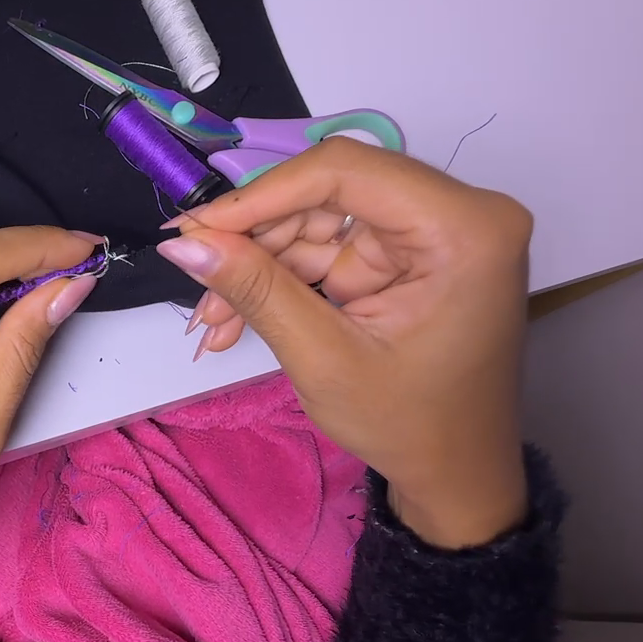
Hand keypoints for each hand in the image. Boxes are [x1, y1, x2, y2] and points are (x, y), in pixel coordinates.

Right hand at [157, 137, 532, 547]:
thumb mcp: (321, 357)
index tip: (191, 232)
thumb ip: (255, 291)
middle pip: (324, 196)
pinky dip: (274, 286)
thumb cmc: (404, 422)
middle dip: (252, 243)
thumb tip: (182, 244)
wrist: (451, 468)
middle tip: (197, 288)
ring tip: (211, 324)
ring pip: (312, 226)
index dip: (257, 197)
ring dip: (254, 270)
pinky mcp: (399, 259)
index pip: (342, 173)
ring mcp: (423, 235)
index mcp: (461, 227)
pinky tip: (233, 322)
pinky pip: (321, 255)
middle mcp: (451, 213)